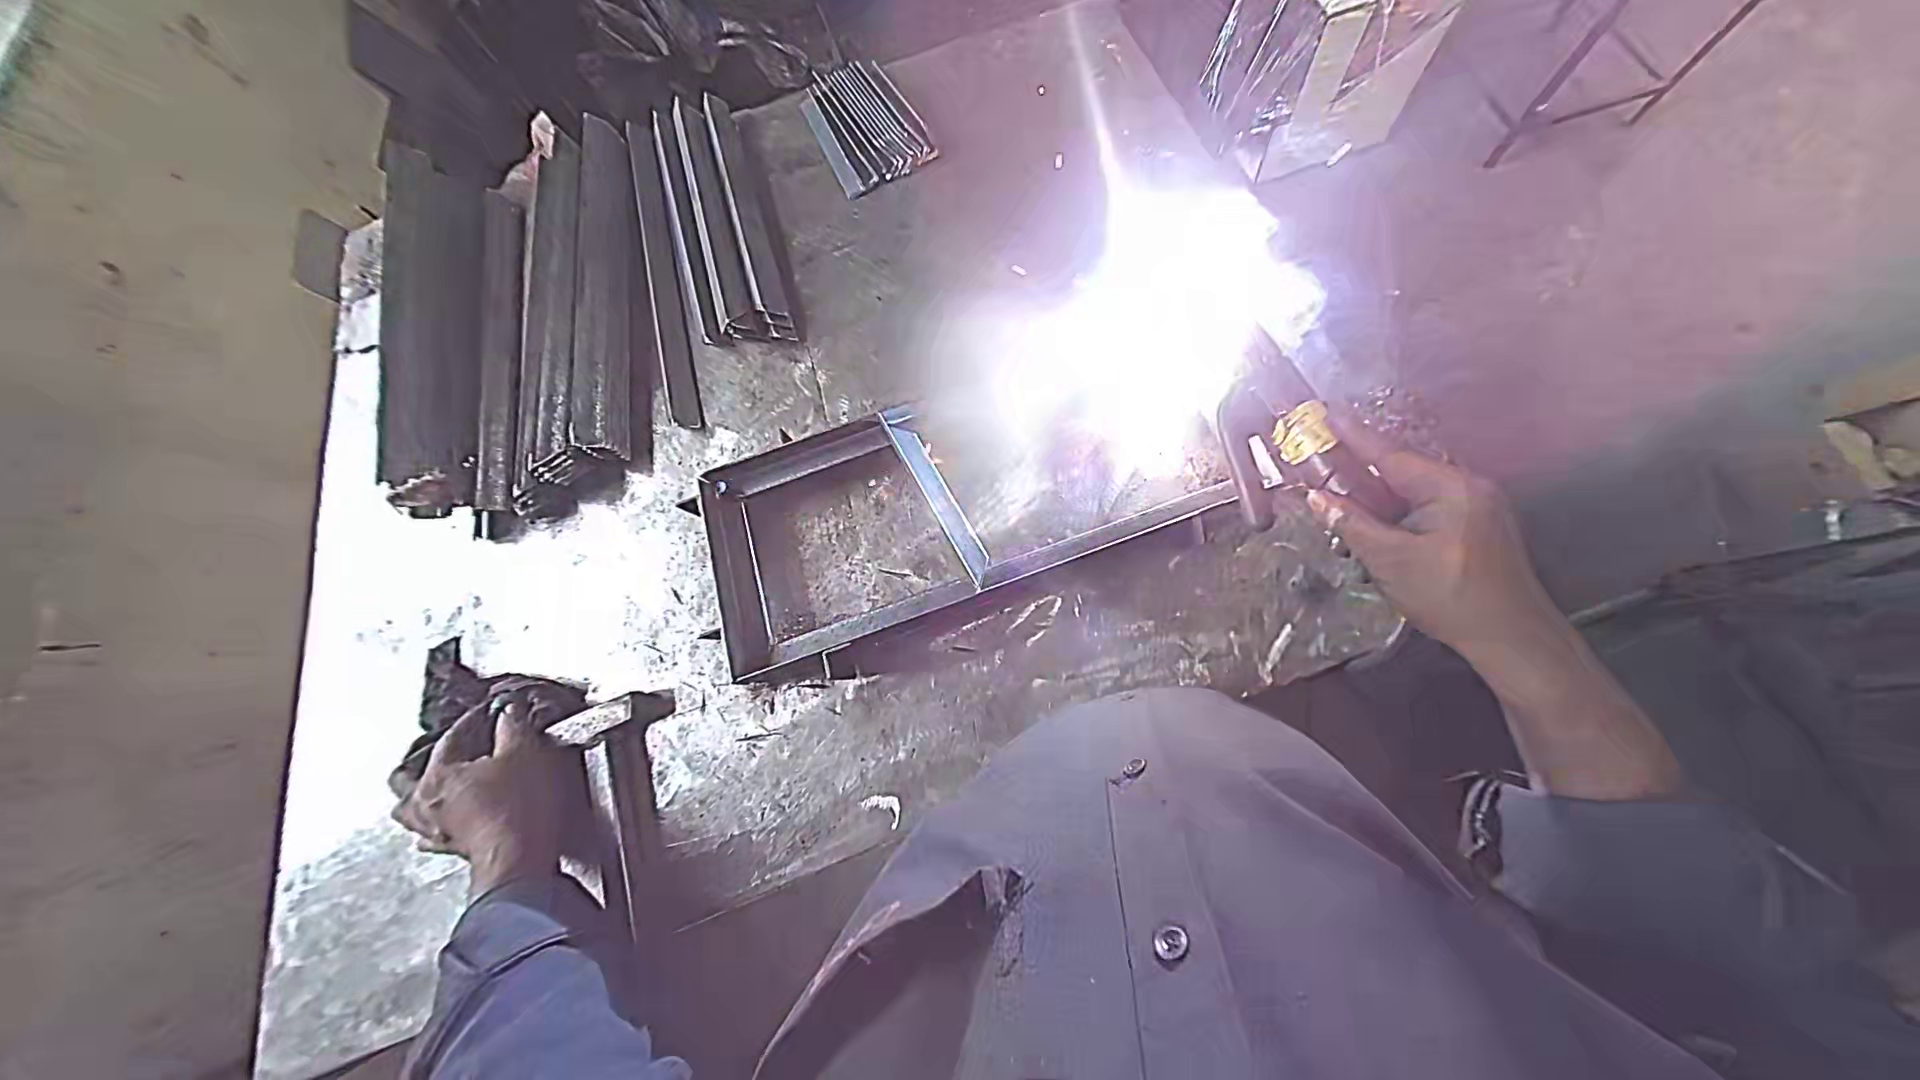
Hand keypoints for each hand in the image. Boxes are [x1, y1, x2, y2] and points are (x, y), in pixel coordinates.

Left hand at [392, 694, 567, 895]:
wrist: (521, 855)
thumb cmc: (519, 804)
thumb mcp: (525, 751)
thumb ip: (513, 725)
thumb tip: (507, 709)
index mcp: (439, 775)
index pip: (451, 737)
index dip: (472, 720)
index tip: (488, 711)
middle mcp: (425, 803)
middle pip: (406, 778)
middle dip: (423, 762)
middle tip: (443, 752)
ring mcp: (434, 829)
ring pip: (410, 810)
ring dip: (420, 797)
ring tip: (437, 787)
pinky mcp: (449, 849)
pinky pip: (431, 835)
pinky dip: (436, 825)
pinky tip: (448, 821)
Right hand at [1305, 442, 1563, 664]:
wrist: (1512, 637)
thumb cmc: (1450, 596)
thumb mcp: (1391, 560)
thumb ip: (1352, 524)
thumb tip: (1316, 497)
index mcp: (1451, 488)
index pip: (1391, 455)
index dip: (1354, 435)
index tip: (1326, 412)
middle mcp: (1468, 487)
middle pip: (1402, 469)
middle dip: (1360, 463)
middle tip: (1323, 452)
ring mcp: (1476, 506)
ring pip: (1412, 489)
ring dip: (1375, 489)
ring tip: (1338, 486)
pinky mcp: (1474, 526)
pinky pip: (1424, 504)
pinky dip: (1393, 506)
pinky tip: (1372, 516)